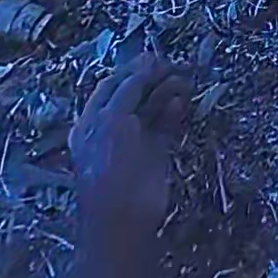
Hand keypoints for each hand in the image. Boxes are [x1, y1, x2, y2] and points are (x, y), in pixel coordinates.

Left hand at [69, 55, 191, 240]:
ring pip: (153, 106)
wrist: (122, 220)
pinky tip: (181, 102)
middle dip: (154, 78)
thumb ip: (127, 91)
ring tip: (183, 81)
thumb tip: (145, 65)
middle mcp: (114, 126)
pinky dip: (173, 112)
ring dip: (167, 92)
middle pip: (135, 93)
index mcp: (94, 120)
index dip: (132, 70)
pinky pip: (166, 125)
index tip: (154, 57)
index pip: (113, 85)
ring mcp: (135, 140)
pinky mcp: (155, 153)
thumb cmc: (109, 167)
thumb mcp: (111, 121)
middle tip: (174, 66)